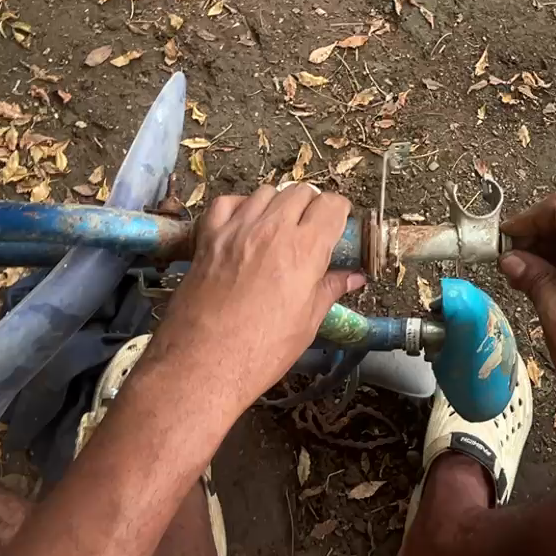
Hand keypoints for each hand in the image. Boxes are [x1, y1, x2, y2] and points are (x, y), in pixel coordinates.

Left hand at [145, 183, 363, 412]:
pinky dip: (240, 207)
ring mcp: (236, 228)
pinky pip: (227, 203)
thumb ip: (330, 289)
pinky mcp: (208, 236)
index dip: (339, 213)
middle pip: (300, 191)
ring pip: (266, 192)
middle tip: (310, 230)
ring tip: (278, 229)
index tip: (338, 227)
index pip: (331, 204)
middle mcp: (271, 228)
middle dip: (311, 205)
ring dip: (278, 204)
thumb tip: (355, 277)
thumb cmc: (262, 350)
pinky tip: (244, 226)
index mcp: (304, 248)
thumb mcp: (307, 322)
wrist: (201, 365)